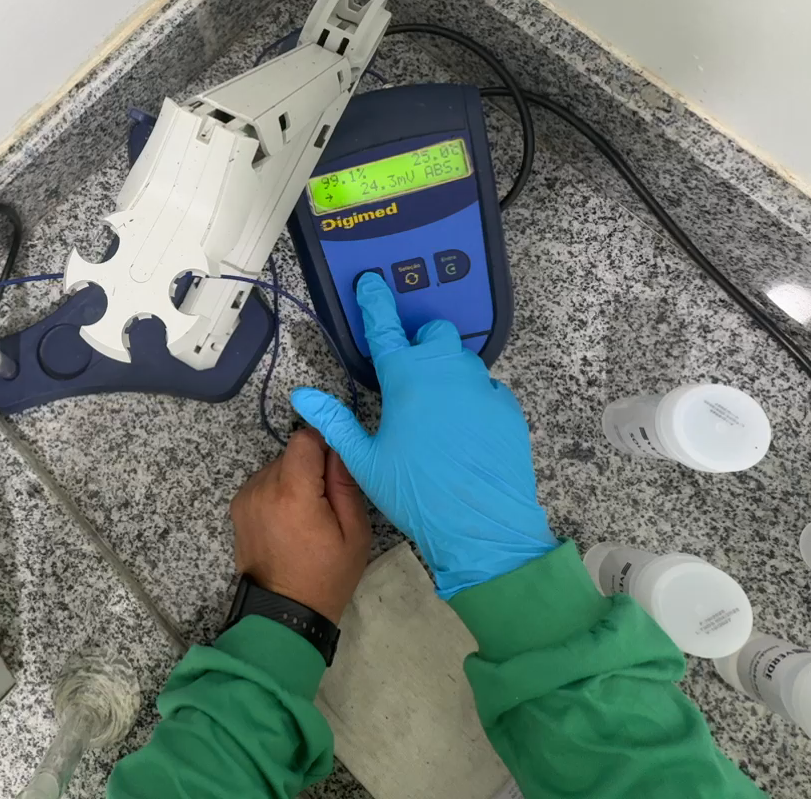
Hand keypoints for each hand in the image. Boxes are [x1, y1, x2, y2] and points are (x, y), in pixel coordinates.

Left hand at [230, 426, 371, 622]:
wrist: (284, 611)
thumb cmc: (326, 575)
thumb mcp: (354, 533)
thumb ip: (345, 483)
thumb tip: (338, 447)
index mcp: (292, 492)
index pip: (303, 439)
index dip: (323, 444)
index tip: (336, 465)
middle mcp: (262, 487)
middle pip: (291, 454)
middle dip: (311, 469)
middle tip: (325, 502)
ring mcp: (246, 495)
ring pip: (277, 467)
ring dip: (293, 481)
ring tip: (305, 517)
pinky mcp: (238, 505)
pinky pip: (263, 483)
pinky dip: (277, 492)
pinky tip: (287, 520)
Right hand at [292, 273, 554, 598]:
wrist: (482, 528)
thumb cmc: (415, 491)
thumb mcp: (363, 458)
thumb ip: (333, 421)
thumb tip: (302, 396)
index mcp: (406, 379)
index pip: (385, 327)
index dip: (374, 302)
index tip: (372, 282)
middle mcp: (446, 373)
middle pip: (434, 332)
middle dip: (419, 339)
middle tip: (405, 367)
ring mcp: (482, 389)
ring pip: (462, 358)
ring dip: (444, 366)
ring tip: (433, 401)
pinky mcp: (507, 410)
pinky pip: (486, 387)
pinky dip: (471, 394)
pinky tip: (462, 424)